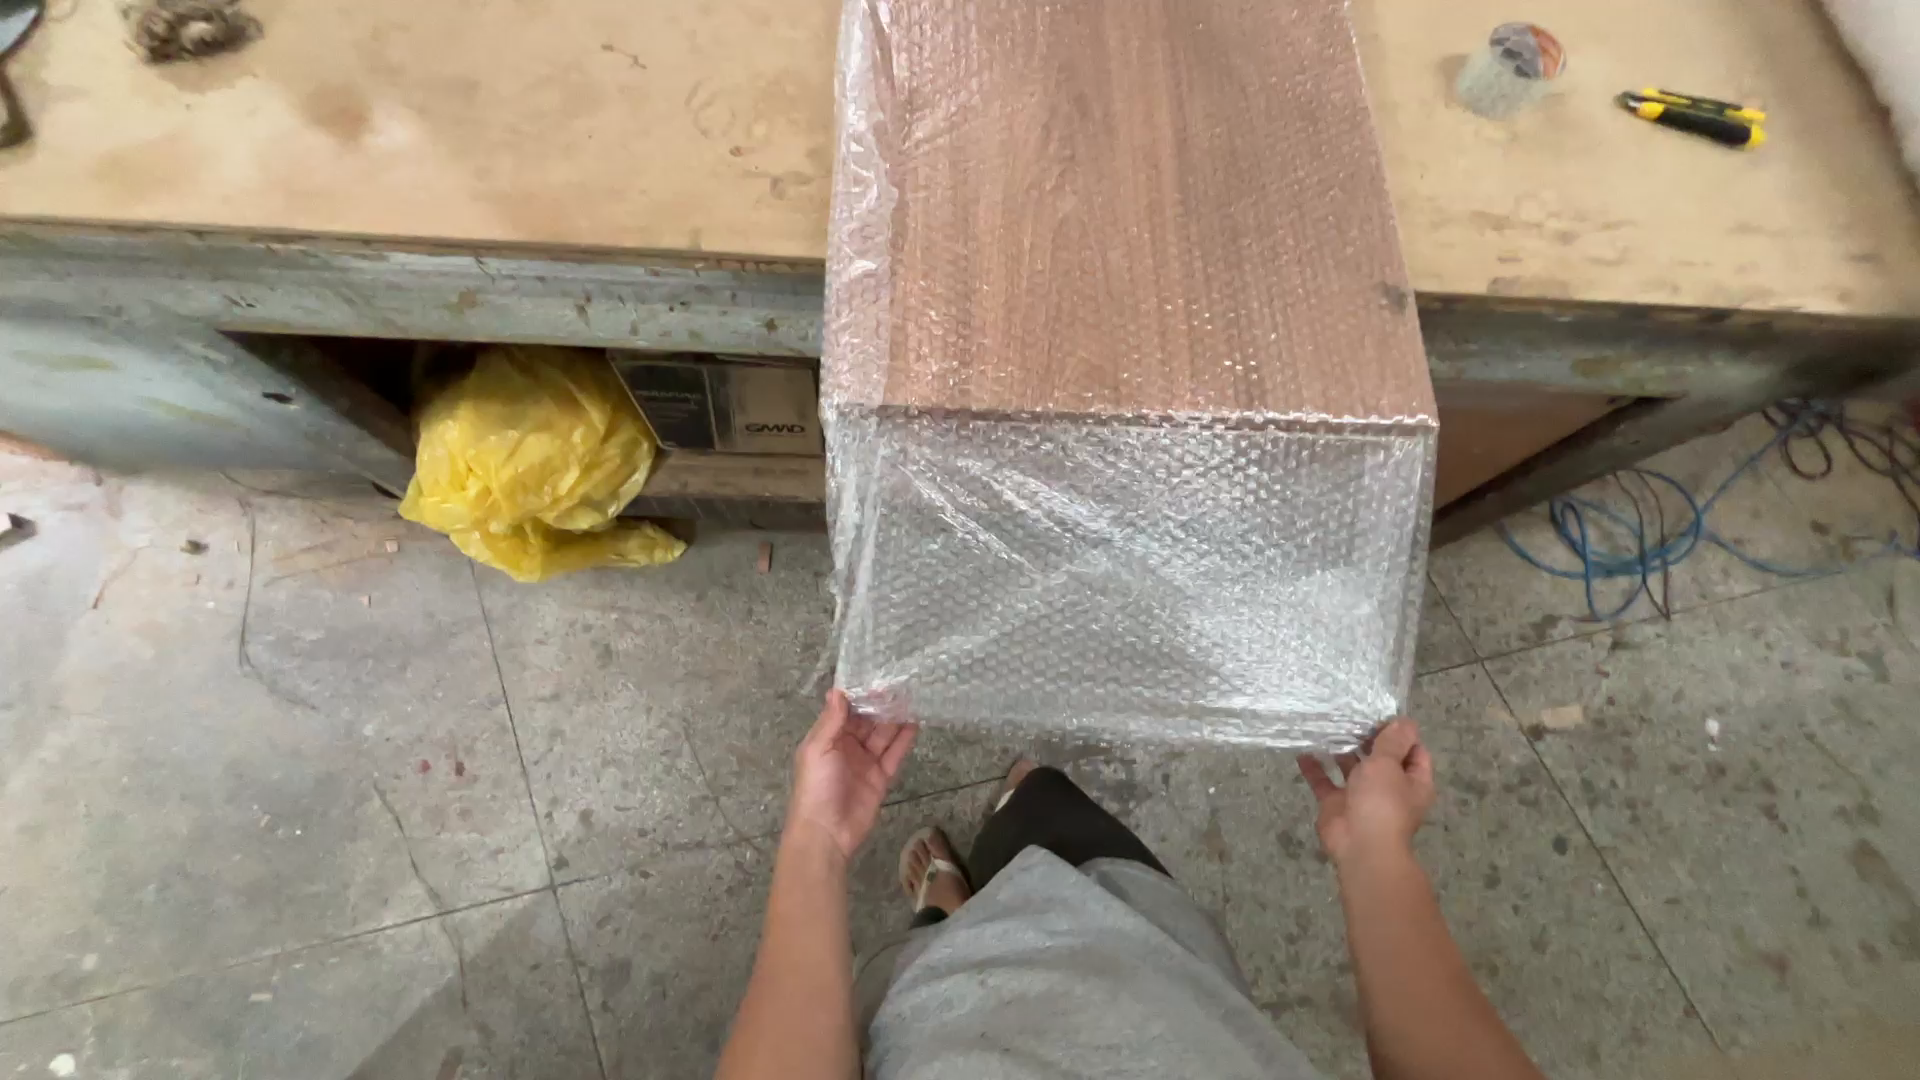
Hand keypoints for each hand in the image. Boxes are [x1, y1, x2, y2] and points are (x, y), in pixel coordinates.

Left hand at [785, 690, 918, 862]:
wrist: (826, 833)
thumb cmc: (816, 787)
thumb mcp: (818, 749)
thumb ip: (832, 720)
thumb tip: (838, 689)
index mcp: (828, 737)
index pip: (846, 710)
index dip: (860, 695)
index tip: (876, 676)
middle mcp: (847, 746)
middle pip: (867, 721)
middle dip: (881, 704)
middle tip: (901, 685)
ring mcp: (865, 762)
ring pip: (883, 735)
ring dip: (895, 718)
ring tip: (912, 699)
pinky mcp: (880, 778)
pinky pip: (894, 754)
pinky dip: (904, 740)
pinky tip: (915, 723)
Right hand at [1297, 719, 1434, 866]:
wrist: (1360, 845)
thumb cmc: (1382, 802)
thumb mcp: (1388, 765)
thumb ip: (1392, 742)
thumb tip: (1404, 721)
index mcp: (1412, 782)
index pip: (1414, 752)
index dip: (1401, 734)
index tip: (1381, 715)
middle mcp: (1389, 788)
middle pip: (1381, 759)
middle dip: (1367, 739)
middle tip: (1348, 714)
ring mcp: (1362, 796)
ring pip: (1351, 768)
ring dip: (1340, 751)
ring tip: (1325, 725)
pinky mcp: (1337, 804)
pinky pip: (1324, 781)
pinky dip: (1314, 768)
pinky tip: (1302, 750)